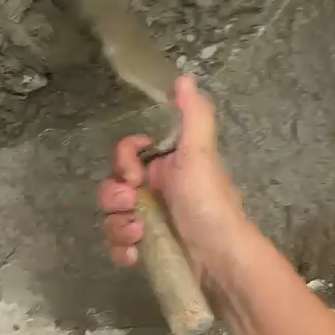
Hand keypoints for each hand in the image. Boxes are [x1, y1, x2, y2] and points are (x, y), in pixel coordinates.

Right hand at [97, 76, 251, 271]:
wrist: (222, 258)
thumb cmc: (210, 202)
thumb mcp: (201, 154)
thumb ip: (193, 115)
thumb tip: (183, 77)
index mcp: (167, 167)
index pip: (127, 154)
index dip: (123, 162)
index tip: (135, 175)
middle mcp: (156, 192)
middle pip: (112, 187)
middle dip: (114, 197)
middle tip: (133, 206)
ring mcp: (150, 223)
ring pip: (112, 217)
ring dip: (117, 226)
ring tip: (139, 234)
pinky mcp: (148, 251)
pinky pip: (119, 246)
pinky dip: (121, 250)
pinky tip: (136, 255)